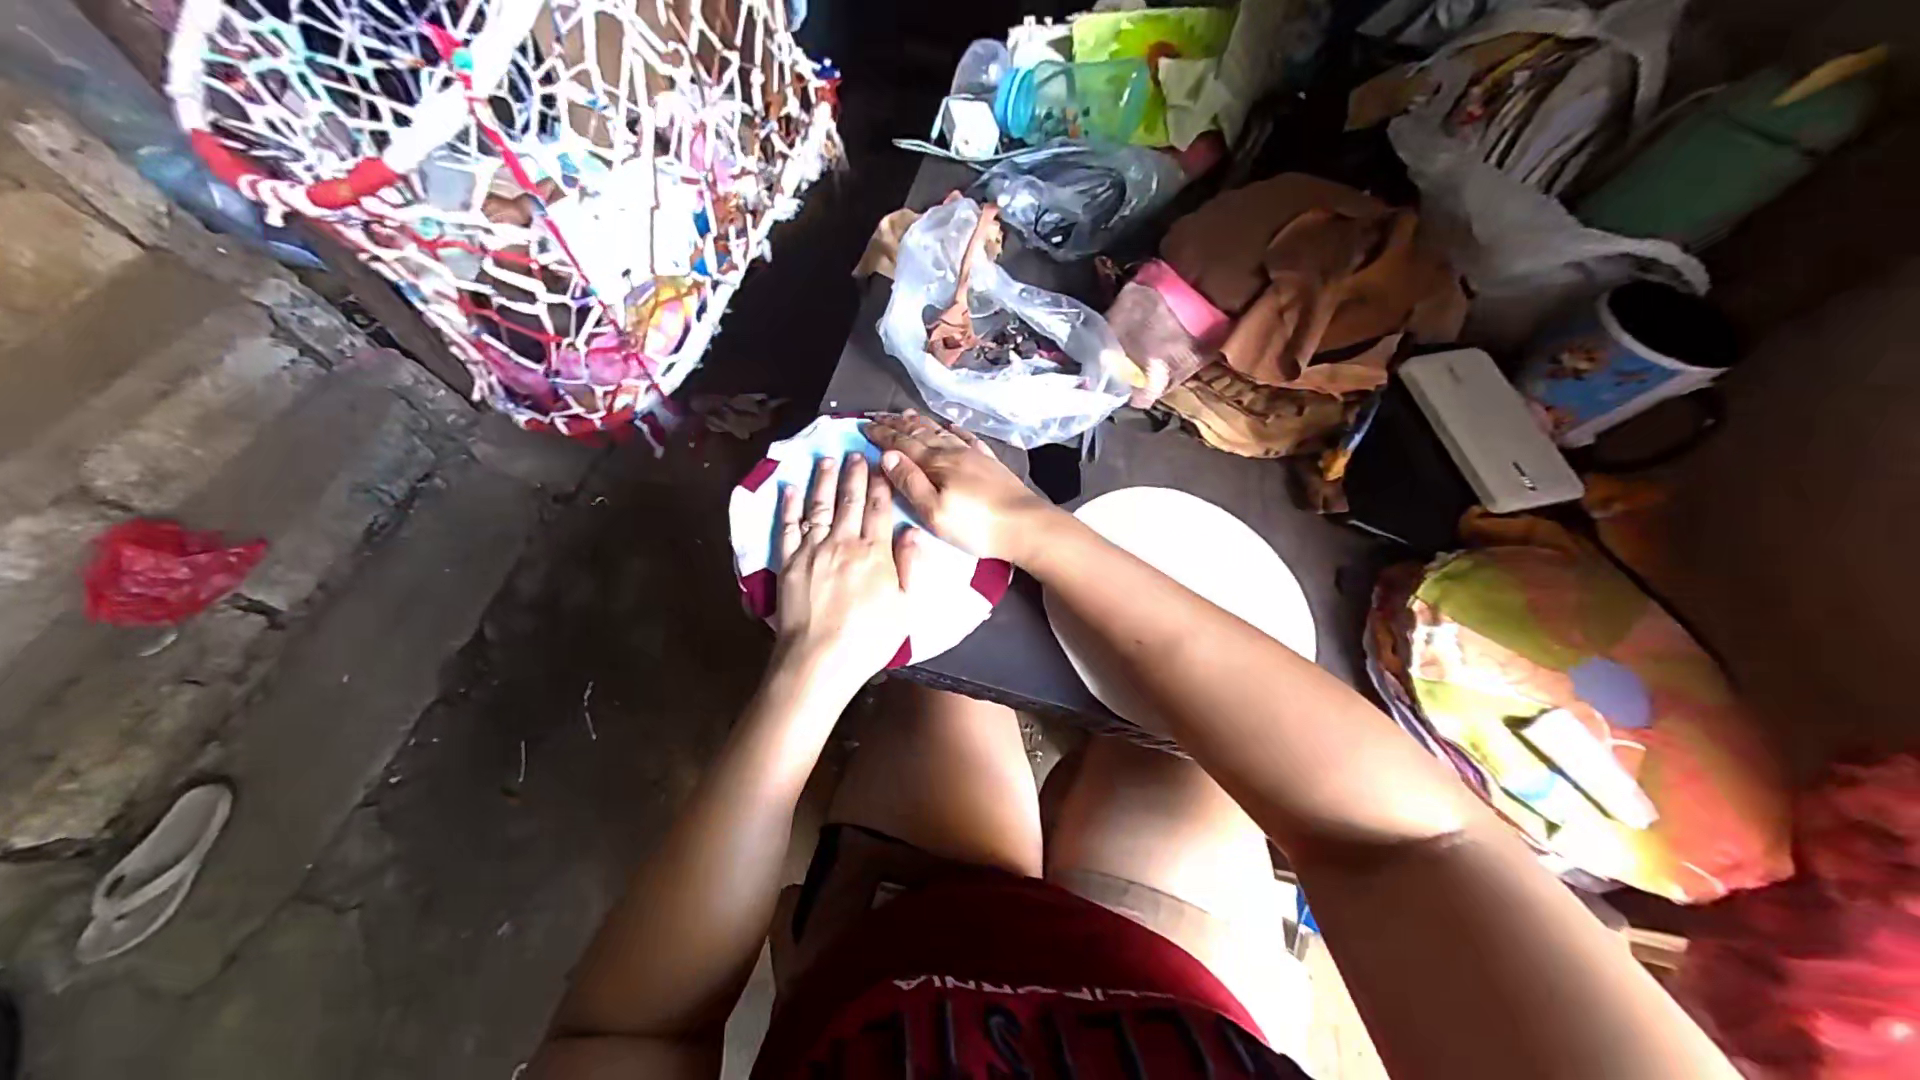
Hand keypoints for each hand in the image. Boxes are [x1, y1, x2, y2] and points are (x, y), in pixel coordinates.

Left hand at [774, 451, 918, 688]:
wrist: (819, 659)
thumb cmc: (869, 639)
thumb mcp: (905, 607)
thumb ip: (910, 566)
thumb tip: (913, 531)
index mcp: (874, 552)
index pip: (879, 508)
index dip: (880, 483)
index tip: (880, 463)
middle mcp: (843, 542)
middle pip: (849, 500)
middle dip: (854, 473)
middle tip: (856, 452)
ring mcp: (812, 550)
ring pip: (819, 506)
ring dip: (823, 480)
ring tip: (827, 460)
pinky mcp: (788, 562)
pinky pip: (788, 527)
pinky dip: (789, 506)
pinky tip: (790, 489)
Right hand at [862, 411, 1059, 562]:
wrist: (1025, 525)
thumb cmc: (977, 526)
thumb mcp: (935, 512)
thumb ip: (910, 483)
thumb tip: (887, 456)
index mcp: (936, 463)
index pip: (902, 444)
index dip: (882, 435)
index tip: (864, 427)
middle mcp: (953, 452)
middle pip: (920, 432)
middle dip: (896, 424)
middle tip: (878, 416)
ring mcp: (974, 455)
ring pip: (941, 432)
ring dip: (921, 422)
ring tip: (906, 415)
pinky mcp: (989, 463)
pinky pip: (966, 438)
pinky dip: (953, 429)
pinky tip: (950, 426)